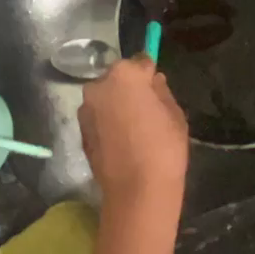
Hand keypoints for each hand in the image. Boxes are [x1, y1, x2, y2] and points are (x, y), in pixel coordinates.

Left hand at [79, 58, 188, 212]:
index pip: (140, 63)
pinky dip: (107, 123)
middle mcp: (98, 86)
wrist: (136, 190)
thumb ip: (162, 91)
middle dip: (130, 88)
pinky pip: (98, 118)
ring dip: (116, 105)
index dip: (150, 74)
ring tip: (134, 129)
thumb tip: (154, 81)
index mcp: (124, 75)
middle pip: (118, 78)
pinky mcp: (80, 131)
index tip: (158, 87)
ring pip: (105, 98)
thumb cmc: (164, 147)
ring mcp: (85, 109)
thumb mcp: (175, 114)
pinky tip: (122, 141)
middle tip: (146, 110)